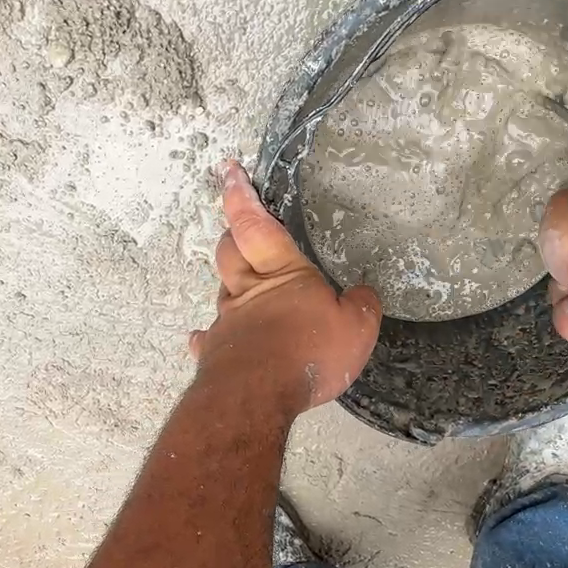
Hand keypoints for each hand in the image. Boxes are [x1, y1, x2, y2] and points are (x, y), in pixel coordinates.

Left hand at [188, 160, 381, 414]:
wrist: (257, 396)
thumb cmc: (308, 353)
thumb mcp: (356, 328)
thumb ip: (361, 306)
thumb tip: (362, 295)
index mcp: (283, 274)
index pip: (256, 224)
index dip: (241, 195)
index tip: (229, 170)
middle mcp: (249, 292)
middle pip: (230, 252)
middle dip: (232, 234)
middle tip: (236, 227)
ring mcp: (228, 322)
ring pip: (223, 292)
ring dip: (229, 284)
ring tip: (238, 286)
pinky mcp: (216, 353)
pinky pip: (209, 338)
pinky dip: (209, 336)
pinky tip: (205, 339)